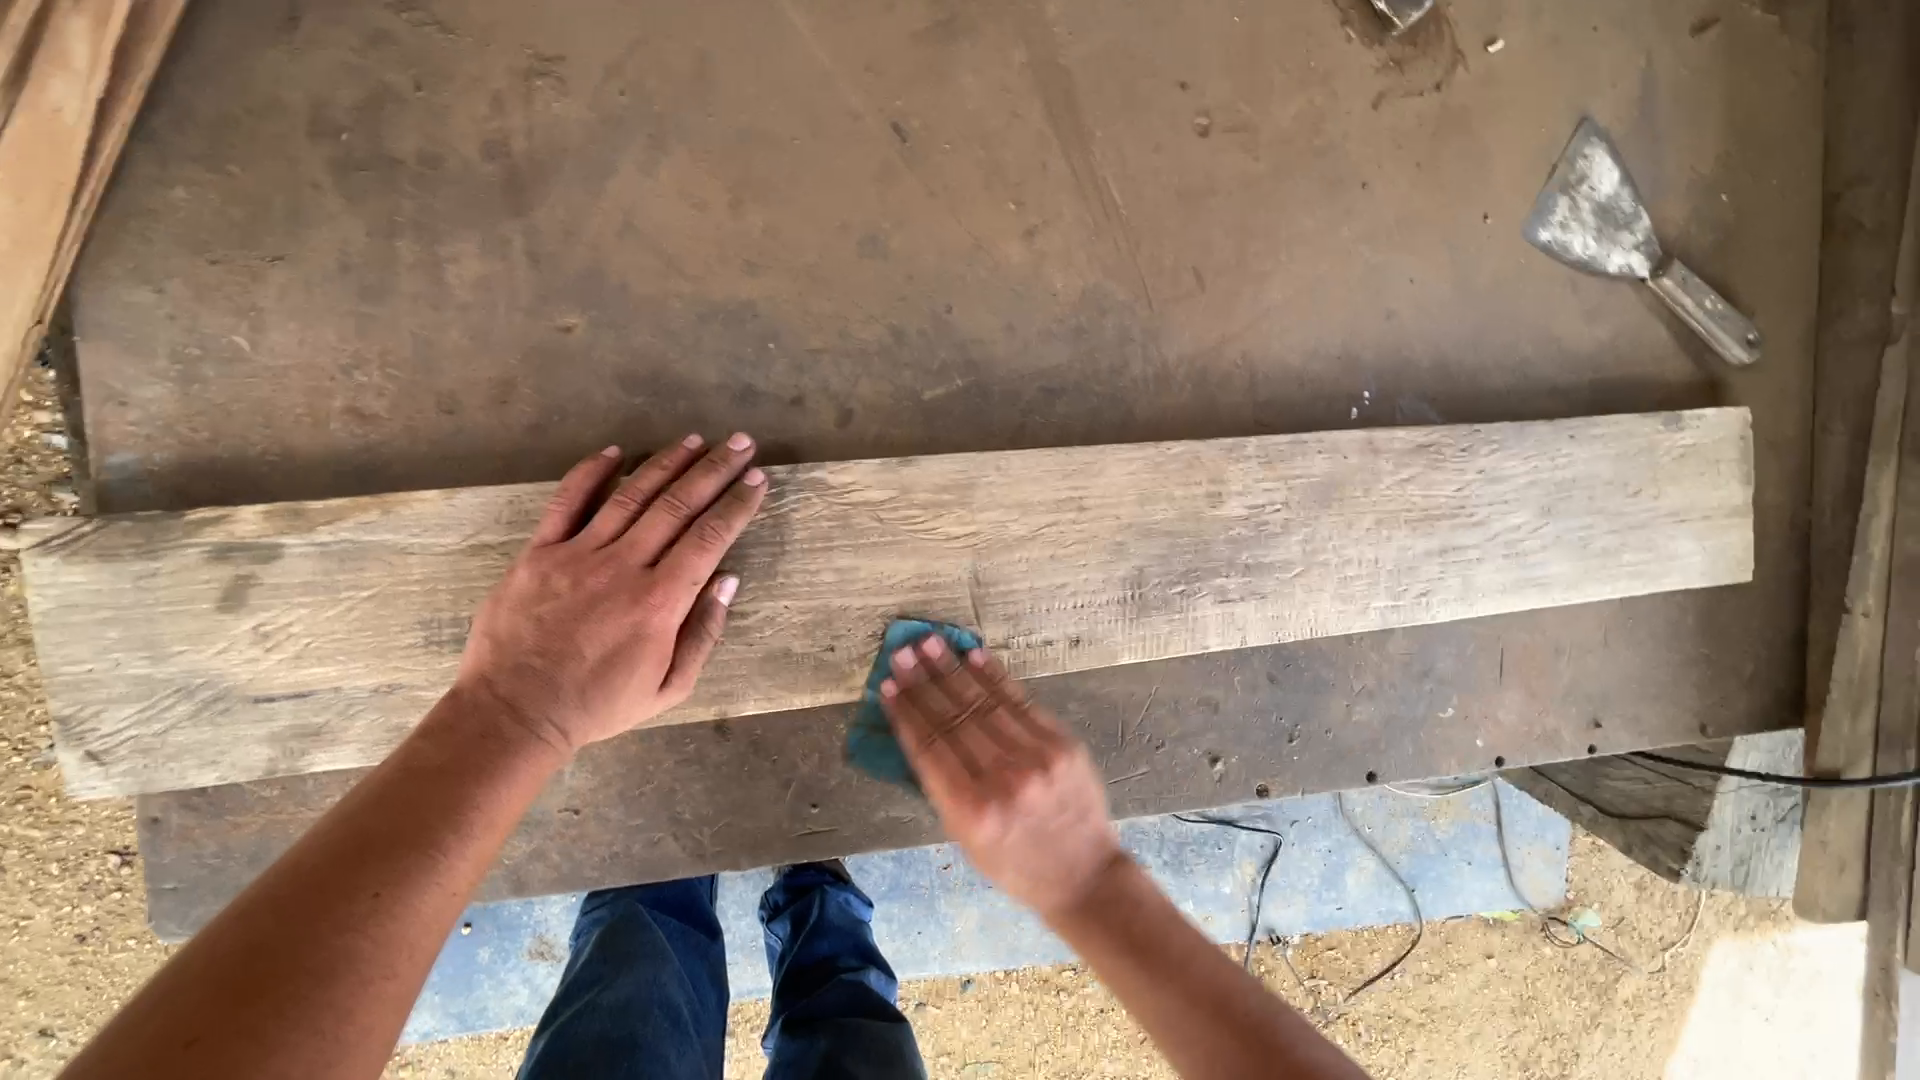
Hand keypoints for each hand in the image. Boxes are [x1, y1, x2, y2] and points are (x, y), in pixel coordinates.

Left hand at [453, 432, 767, 753]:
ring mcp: (578, 555)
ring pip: (631, 496)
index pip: (710, 538)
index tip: (757, 480)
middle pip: (678, 506)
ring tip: (695, 440)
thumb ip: (703, 634)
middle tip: (739, 443)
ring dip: (666, 463)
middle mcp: (624, 567)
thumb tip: (728, 580)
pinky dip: (592, 473)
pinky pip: (567, 502)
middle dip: (714, 470)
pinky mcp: (539, 553)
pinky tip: (616, 452)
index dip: (737, 504)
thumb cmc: (598, 705)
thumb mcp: (669, 688)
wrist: (514, 713)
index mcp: (660, 602)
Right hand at [880, 636, 1124, 917]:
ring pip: (985, 703)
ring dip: (953, 670)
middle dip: (924, 682)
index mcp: (972, 811)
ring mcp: (1037, 757)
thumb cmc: (1014, 864)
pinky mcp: (1062, 742)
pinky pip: (1021, 702)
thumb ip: (943, 787)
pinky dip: (995, 676)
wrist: (1084, 875)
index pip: (930, 749)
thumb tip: (919, 730)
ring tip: (930, 644)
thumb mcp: (965, 839)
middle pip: (954, 719)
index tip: (888, 687)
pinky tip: (974, 656)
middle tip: (902, 653)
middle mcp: (1003, 780)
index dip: (906, 714)